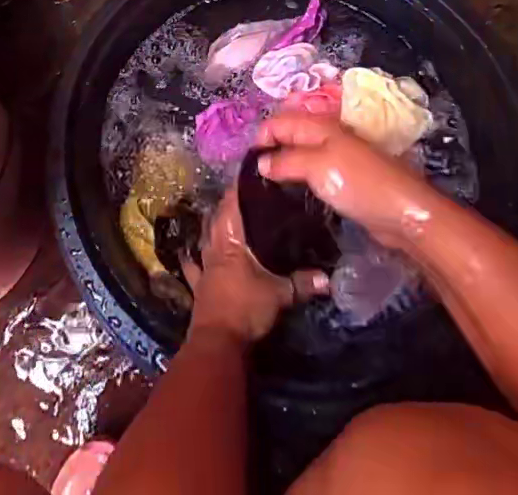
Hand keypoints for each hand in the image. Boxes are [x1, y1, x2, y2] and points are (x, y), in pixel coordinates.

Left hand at [184, 187, 328, 343]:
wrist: (217, 342)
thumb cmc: (246, 308)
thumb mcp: (280, 294)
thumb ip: (303, 283)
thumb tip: (328, 278)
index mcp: (231, 242)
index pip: (232, 206)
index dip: (239, 189)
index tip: (248, 174)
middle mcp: (214, 248)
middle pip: (217, 218)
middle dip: (227, 204)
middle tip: (242, 194)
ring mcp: (204, 267)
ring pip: (204, 238)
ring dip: (210, 226)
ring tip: (217, 215)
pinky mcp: (198, 286)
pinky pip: (193, 267)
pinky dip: (192, 258)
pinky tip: (189, 253)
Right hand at [255, 113, 448, 249]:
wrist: (401, 212)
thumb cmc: (359, 184)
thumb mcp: (318, 167)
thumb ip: (286, 161)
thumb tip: (260, 162)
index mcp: (320, 126)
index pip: (280, 121)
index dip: (261, 137)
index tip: (247, 163)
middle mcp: (327, 136)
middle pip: (290, 133)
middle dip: (270, 146)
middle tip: (252, 174)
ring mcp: (337, 157)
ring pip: (301, 152)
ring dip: (283, 162)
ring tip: (265, 185)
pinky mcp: (343, 179)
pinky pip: (313, 170)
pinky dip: (298, 176)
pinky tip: (291, 192)